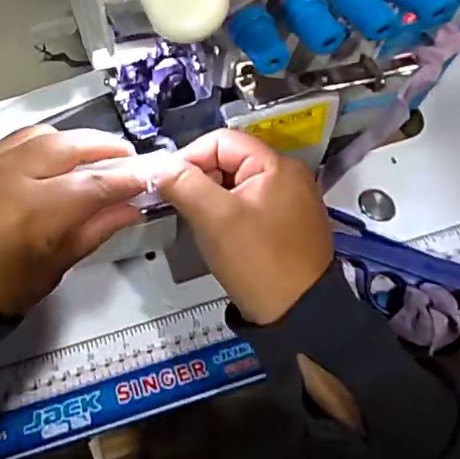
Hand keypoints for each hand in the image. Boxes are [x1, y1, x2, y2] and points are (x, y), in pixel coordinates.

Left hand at [0, 125, 151, 315]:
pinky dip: (45, 140)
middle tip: (128, 157)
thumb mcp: (54, 266)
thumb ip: (96, 229)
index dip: (129, 177)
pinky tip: (56, 154)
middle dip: (105, 147)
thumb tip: (131, 207)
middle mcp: (11, 177)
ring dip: (75, 140)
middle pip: (71, 146)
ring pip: (45, 134)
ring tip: (94, 154)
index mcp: (34, 214)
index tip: (150, 174)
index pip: (95, 184)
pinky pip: (19, 137)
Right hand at [156, 129, 334, 323]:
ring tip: (198, 221)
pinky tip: (218, 234)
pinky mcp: (287, 224)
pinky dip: (227, 213)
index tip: (167, 183)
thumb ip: (183, 183)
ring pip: (235, 184)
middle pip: (228, 160)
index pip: (220, 141)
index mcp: (277, 165)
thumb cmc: (258, 262)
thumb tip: (158, 165)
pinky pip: (248, 204)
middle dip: (199, 179)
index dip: (189, 157)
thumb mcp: (214, 218)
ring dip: (211, 198)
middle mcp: (288, 176)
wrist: (301, 318)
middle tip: (181, 204)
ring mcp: (290, 201)